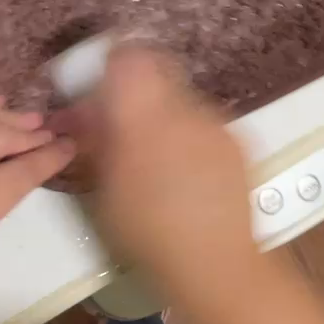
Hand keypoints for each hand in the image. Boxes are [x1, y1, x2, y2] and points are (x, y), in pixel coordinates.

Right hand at [72, 47, 259, 298]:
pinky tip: (186, 171)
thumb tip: (85, 113)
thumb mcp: (104, 188)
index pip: (126, 57)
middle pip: (155, 73)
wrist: (216, 266)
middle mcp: (183, 105)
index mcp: (142, 113)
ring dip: (164, 115)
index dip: (111, 66)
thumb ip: (95, 139)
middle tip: (122, 126)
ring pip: (181, 99)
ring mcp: (216, 121)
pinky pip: (205, 122)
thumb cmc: (146, 233)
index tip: (100, 90)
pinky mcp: (239, 139)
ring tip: (156, 158)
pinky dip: (190, 135)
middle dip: (136, 93)